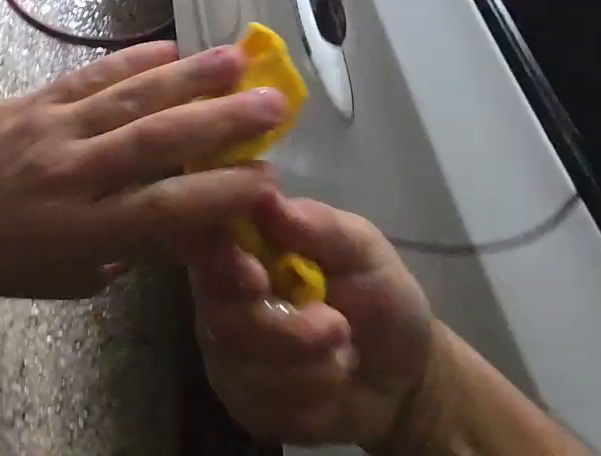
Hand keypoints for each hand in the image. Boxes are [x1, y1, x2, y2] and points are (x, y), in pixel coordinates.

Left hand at [0, 41, 290, 299]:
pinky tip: (167, 48)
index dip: (221, 191)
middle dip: (220, 120)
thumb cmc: (19, 261)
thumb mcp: (84, 275)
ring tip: (234, 59)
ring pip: (125, 98)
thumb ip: (144, 245)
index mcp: (87, 230)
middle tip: (274, 101)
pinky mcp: (29, 102)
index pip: (166, 207)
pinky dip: (128, 61)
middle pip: (155, 141)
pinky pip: (85, 76)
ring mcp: (48, 130)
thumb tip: (210, 221)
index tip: (271, 176)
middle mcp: (72, 173)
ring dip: (185, 77)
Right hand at [189, 197, 433, 448]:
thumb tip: (266, 197)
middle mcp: (216, 289)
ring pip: (241, 363)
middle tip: (339, 327)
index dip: (218, 259)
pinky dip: (309, 400)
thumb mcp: (363, 250)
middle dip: (287, 330)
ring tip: (343, 353)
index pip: (198, 237)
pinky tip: (330, 384)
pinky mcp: (238, 395)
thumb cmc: (376, 294)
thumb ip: (319, 225)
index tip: (258, 275)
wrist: (402, 377)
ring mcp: (222, 345)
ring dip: (308, 367)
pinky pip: (258, 402)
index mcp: (238, 242)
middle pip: (220, 312)